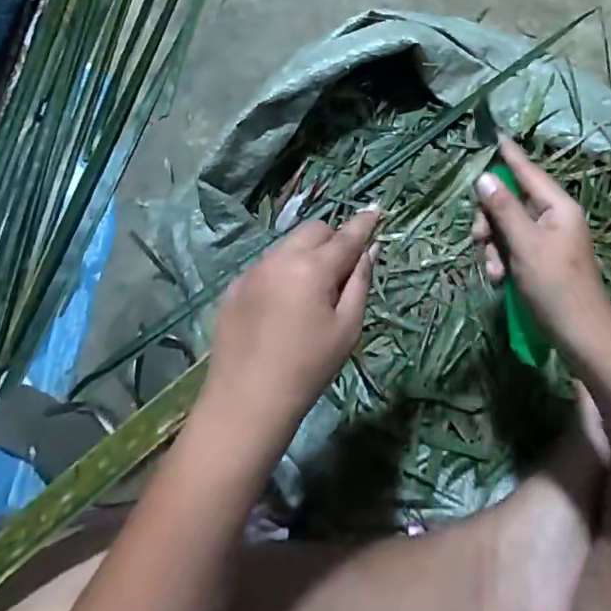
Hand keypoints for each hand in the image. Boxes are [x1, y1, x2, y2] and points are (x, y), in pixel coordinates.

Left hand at [201, 209, 379, 439]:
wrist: (247, 400)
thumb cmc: (309, 368)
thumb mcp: (347, 329)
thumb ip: (359, 282)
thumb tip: (369, 250)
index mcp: (312, 267)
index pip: (345, 236)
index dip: (364, 224)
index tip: (375, 211)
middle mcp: (280, 258)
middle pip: (314, 230)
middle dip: (332, 239)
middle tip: (342, 269)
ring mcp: (253, 270)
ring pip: (287, 246)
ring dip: (305, 255)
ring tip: (310, 293)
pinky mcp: (234, 286)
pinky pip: (266, 266)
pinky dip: (282, 273)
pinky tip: (281, 308)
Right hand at [472, 138, 610, 353]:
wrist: (581, 335)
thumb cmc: (556, 286)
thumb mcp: (524, 244)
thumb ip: (503, 209)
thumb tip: (484, 177)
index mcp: (557, 207)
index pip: (527, 171)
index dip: (508, 154)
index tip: (493, 134)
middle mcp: (553, 217)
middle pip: (509, 201)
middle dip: (489, 221)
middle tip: (479, 240)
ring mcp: (548, 239)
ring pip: (506, 227)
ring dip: (492, 246)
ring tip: (492, 271)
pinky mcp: (541, 260)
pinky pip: (512, 248)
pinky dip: (501, 260)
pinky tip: (499, 280)